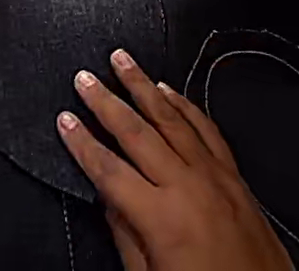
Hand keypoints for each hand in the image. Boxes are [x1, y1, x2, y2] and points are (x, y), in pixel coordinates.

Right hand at [57, 50, 292, 270]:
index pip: (109, 170)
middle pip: (137, 131)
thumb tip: (108, 197)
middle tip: (85, 78)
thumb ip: (127, 237)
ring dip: (142, 85)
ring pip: (170, 116)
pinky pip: (205, 126)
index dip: (82, 143)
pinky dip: (184, 103)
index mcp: (162, 218)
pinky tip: (168, 88)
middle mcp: (187, 185)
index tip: (65, 119)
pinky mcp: (233, 173)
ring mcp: (213, 173)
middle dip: (106, 101)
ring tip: (123, 60)